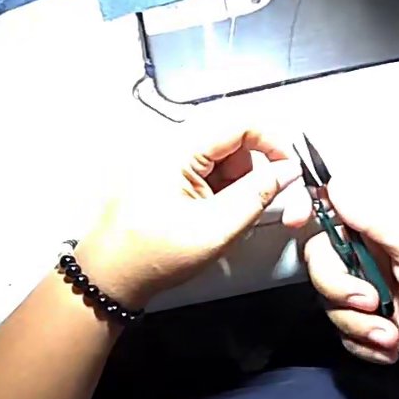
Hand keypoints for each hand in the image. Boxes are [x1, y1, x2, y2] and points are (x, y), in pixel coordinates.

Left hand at [75, 126, 311, 308]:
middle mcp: (167, 144)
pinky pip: (204, 168)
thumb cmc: (151, 257)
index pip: (240, 122)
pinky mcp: (163, 172)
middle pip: (232, 137)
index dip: (273, 143)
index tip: (289, 169)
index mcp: (176, 149)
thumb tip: (286, 172)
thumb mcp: (216, 229)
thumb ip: (258, 195)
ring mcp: (163, 157)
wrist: (109, 276)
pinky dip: (218, 189)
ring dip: (235, 182)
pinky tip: (209, 215)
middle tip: (252, 204)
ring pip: (221, 154)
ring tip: (221, 217)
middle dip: (252, 169)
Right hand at [304, 176, 398, 393]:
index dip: (309, 205)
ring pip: (327, 296)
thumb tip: (335, 183)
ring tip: (390, 331)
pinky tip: (392, 343)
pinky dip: (363, 341)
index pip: (336, 199)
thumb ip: (378, 215)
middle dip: (337, 285)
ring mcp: (372, 285)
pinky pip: (341, 327)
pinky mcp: (372, 320)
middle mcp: (376, 247)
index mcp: (391, 218)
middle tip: (369, 301)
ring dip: (355, 321)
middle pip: (320, 254)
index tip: (298, 219)